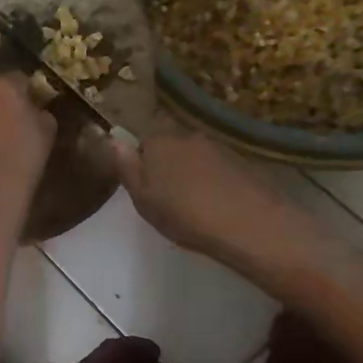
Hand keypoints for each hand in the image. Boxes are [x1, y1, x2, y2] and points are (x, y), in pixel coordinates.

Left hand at [0, 73, 56, 202]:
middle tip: (19, 104)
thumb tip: (34, 106)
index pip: (19, 76)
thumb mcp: (48, 124)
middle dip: (7, 90)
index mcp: (5, 84)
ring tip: (6, 116)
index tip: (35, 97)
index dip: (28, 87)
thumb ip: (41, 107)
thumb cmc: (28, 149)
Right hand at [109, 121, 337, 273]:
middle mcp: (188, 136)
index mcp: (159, 143)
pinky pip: (216, 169)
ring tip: (194, 205)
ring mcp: (219, 147)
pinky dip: (212, 182)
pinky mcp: (243, 161)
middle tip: (167, 201)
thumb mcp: (142, 199)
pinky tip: (216, 205)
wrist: (250, 225)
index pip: (141, 145)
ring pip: (194, 159)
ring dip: (190, 175)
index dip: (141, 167)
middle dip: (167, 168)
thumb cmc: (184, 215)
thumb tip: (113, 140)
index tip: (145, 191)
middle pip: (169, 149)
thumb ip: (126, 168)